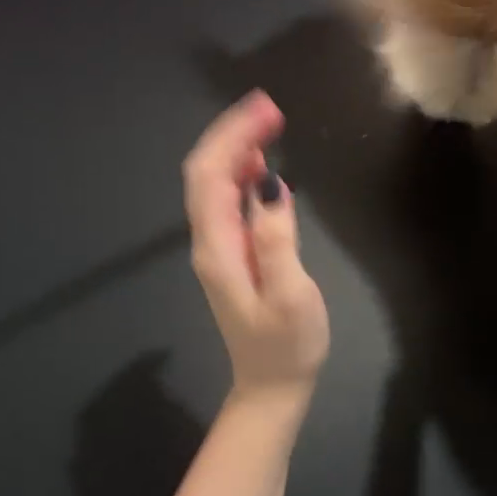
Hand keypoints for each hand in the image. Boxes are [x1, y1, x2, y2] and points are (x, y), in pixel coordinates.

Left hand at [183, 91, 328, 400]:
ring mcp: (218, 248)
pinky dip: (241, 172)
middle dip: (232, 134)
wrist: (271, 388)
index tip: (266, 110)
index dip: (232, 137)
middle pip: (206, 174)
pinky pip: (226, 200)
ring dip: (236, 149)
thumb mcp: (290, 295)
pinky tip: (259, 164)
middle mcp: (210, 241)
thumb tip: (268, 185)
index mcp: (219, 248)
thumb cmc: (287, 345)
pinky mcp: (232, 254)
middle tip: (270, 108)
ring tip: (269, 124)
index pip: (210, 176)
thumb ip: (277, 240)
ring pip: (214, 184)